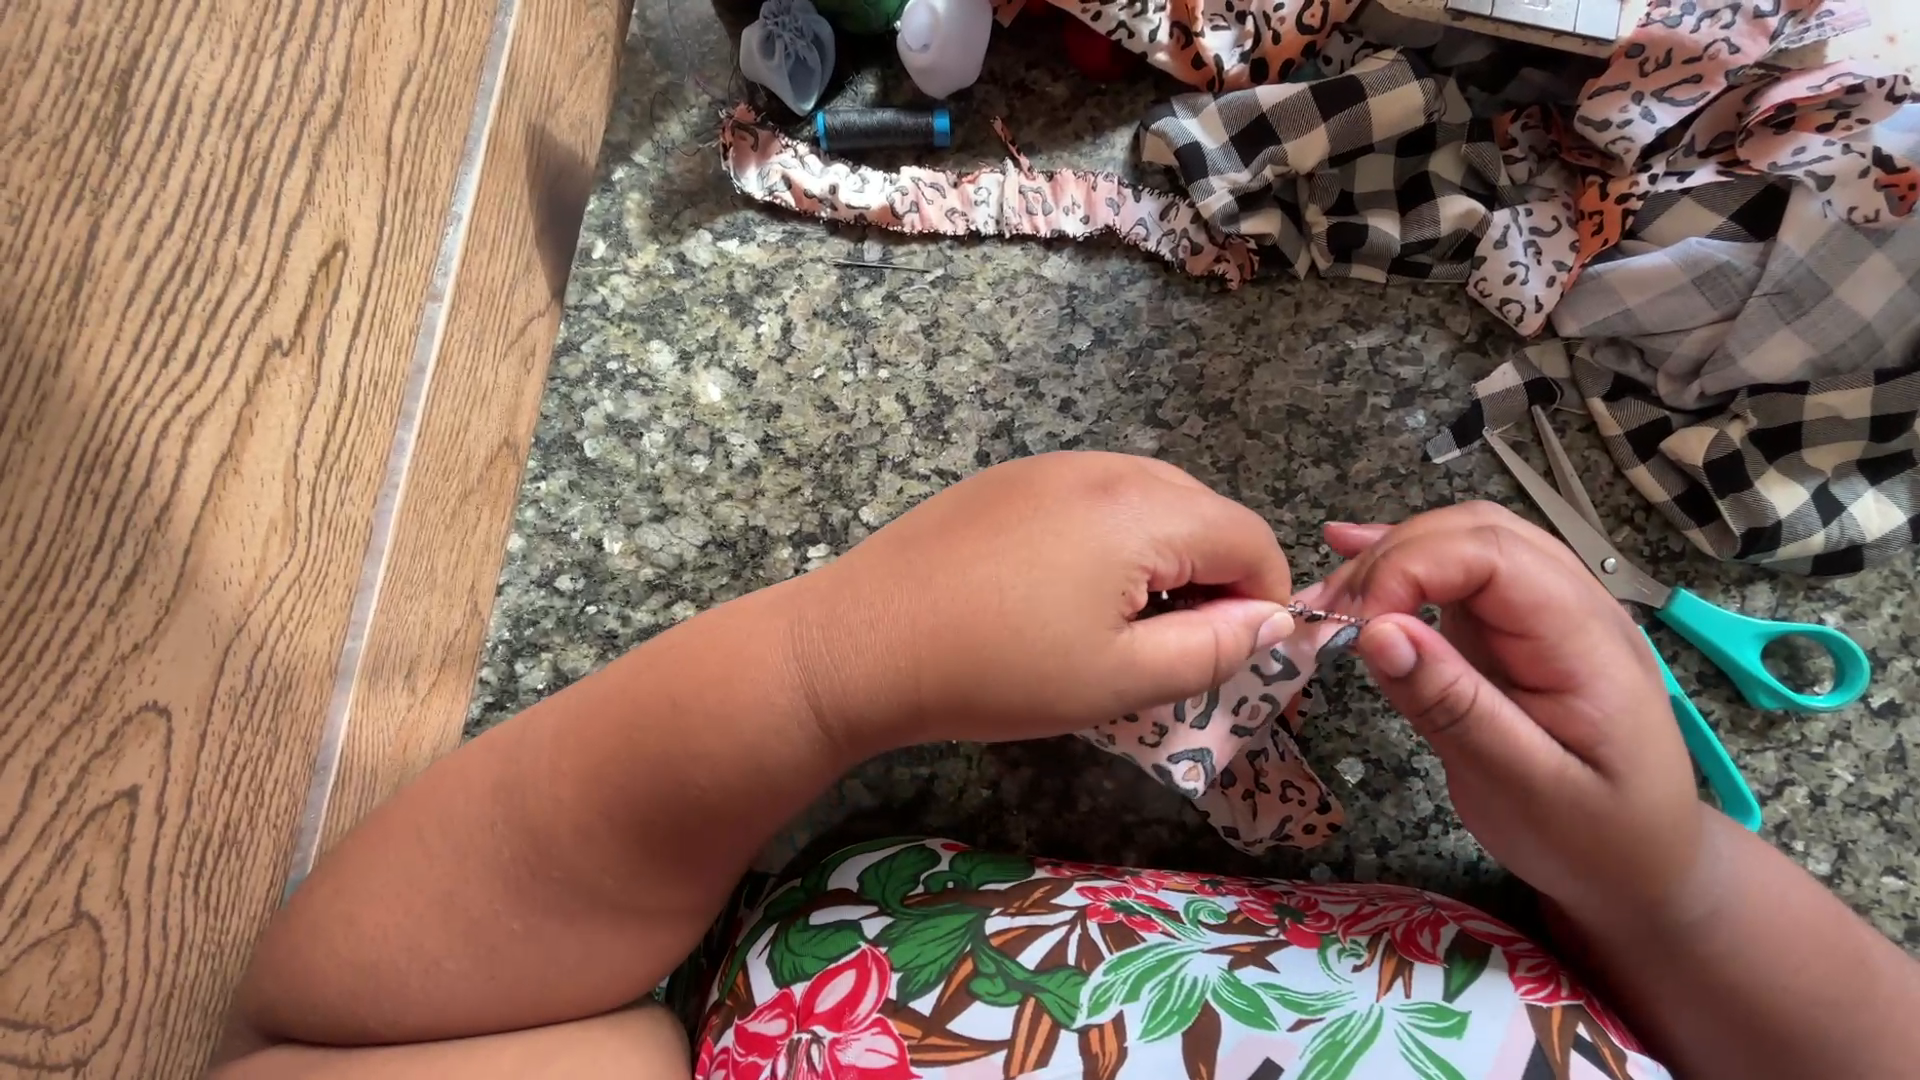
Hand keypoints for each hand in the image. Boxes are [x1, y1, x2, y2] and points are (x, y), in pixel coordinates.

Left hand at [786, 452, 1295, 749]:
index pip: (1249, 537)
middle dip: (1212, 576)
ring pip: (1146, 501)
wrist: (860, 643)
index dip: (1263, 600)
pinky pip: (1091, 498)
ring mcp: (1047, 465)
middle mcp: (1100, 467)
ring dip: (1160, 557)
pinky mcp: (1007, 480)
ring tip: (1117, 621)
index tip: (1232, 654)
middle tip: (1171, 644)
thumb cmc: (995, 672)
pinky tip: (1061, 589)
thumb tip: (1272, 621)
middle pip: (1201, 511)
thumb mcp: (1119, 679)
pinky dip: (1108, 539)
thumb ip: (1214, 649)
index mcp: (1140, 508)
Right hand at [1320, 503, 1704, 924]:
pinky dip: (1396, 557)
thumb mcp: (1521, 785)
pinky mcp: (1504, 625)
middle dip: (1387, 560)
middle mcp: (1569, 606)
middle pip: (1472, 533)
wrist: (1638, 864)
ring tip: (1325, 599)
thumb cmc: (1591, 836)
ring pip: (1457, 540)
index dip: (1409, 569)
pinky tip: (1349, 546)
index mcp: (1585, 641)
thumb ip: (1451, 705)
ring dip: (1384, 558)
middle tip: (1327, 616)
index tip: (1350, 624)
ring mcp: (1537, 611)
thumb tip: (1374, 631)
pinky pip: (1451, 569)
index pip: (1492, 555)